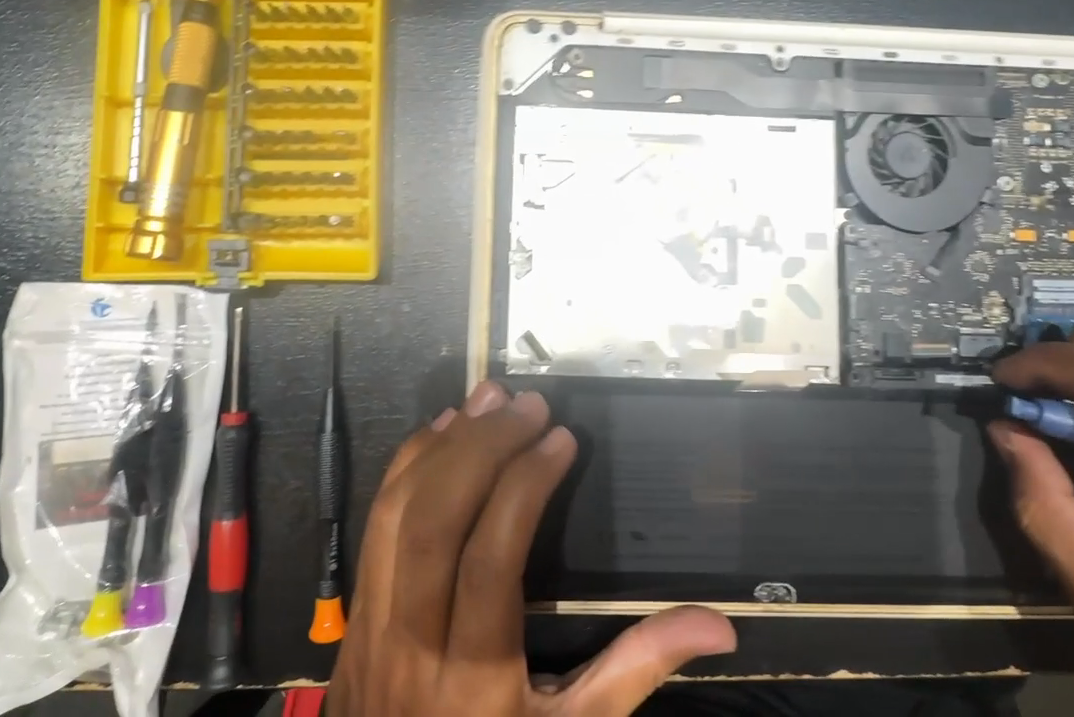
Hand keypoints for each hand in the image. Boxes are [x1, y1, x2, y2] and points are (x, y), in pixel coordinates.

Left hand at [327, 379, 736, 716]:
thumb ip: (635, 670)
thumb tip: (716, 626)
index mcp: (475, 675)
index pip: (490, 559)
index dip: (523, 488)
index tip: (560, 439)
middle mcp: (414, 638)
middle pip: (434, 523)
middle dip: (482, 449)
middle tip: (527, 404)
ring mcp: (375, 620)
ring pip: (397, 514)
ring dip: (443, 445)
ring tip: (489, 398)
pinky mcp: (357, 609)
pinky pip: (374, 524)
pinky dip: (407, 466)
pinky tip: (440, 431)